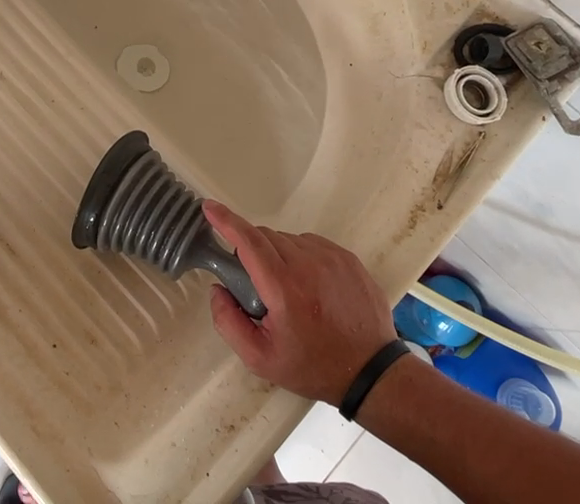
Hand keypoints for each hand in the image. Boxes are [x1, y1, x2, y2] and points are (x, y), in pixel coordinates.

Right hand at [202, 200, 397, 404]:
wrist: (371, 371)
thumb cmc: (313, 366)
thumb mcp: (260, 359)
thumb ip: (228, 322)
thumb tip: (218, 290)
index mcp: (284, 288)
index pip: (248, 241)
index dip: (225, 221)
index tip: (209, 207)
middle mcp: (308, 264)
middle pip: (266, 237)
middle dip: (252, 252)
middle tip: (258, 287)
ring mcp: (331, 258)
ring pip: (288, 240)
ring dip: (277, 255)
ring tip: (288, 290)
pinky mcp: (347, 258)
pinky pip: (312, 244)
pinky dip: (300, 255)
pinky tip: (309, 285)